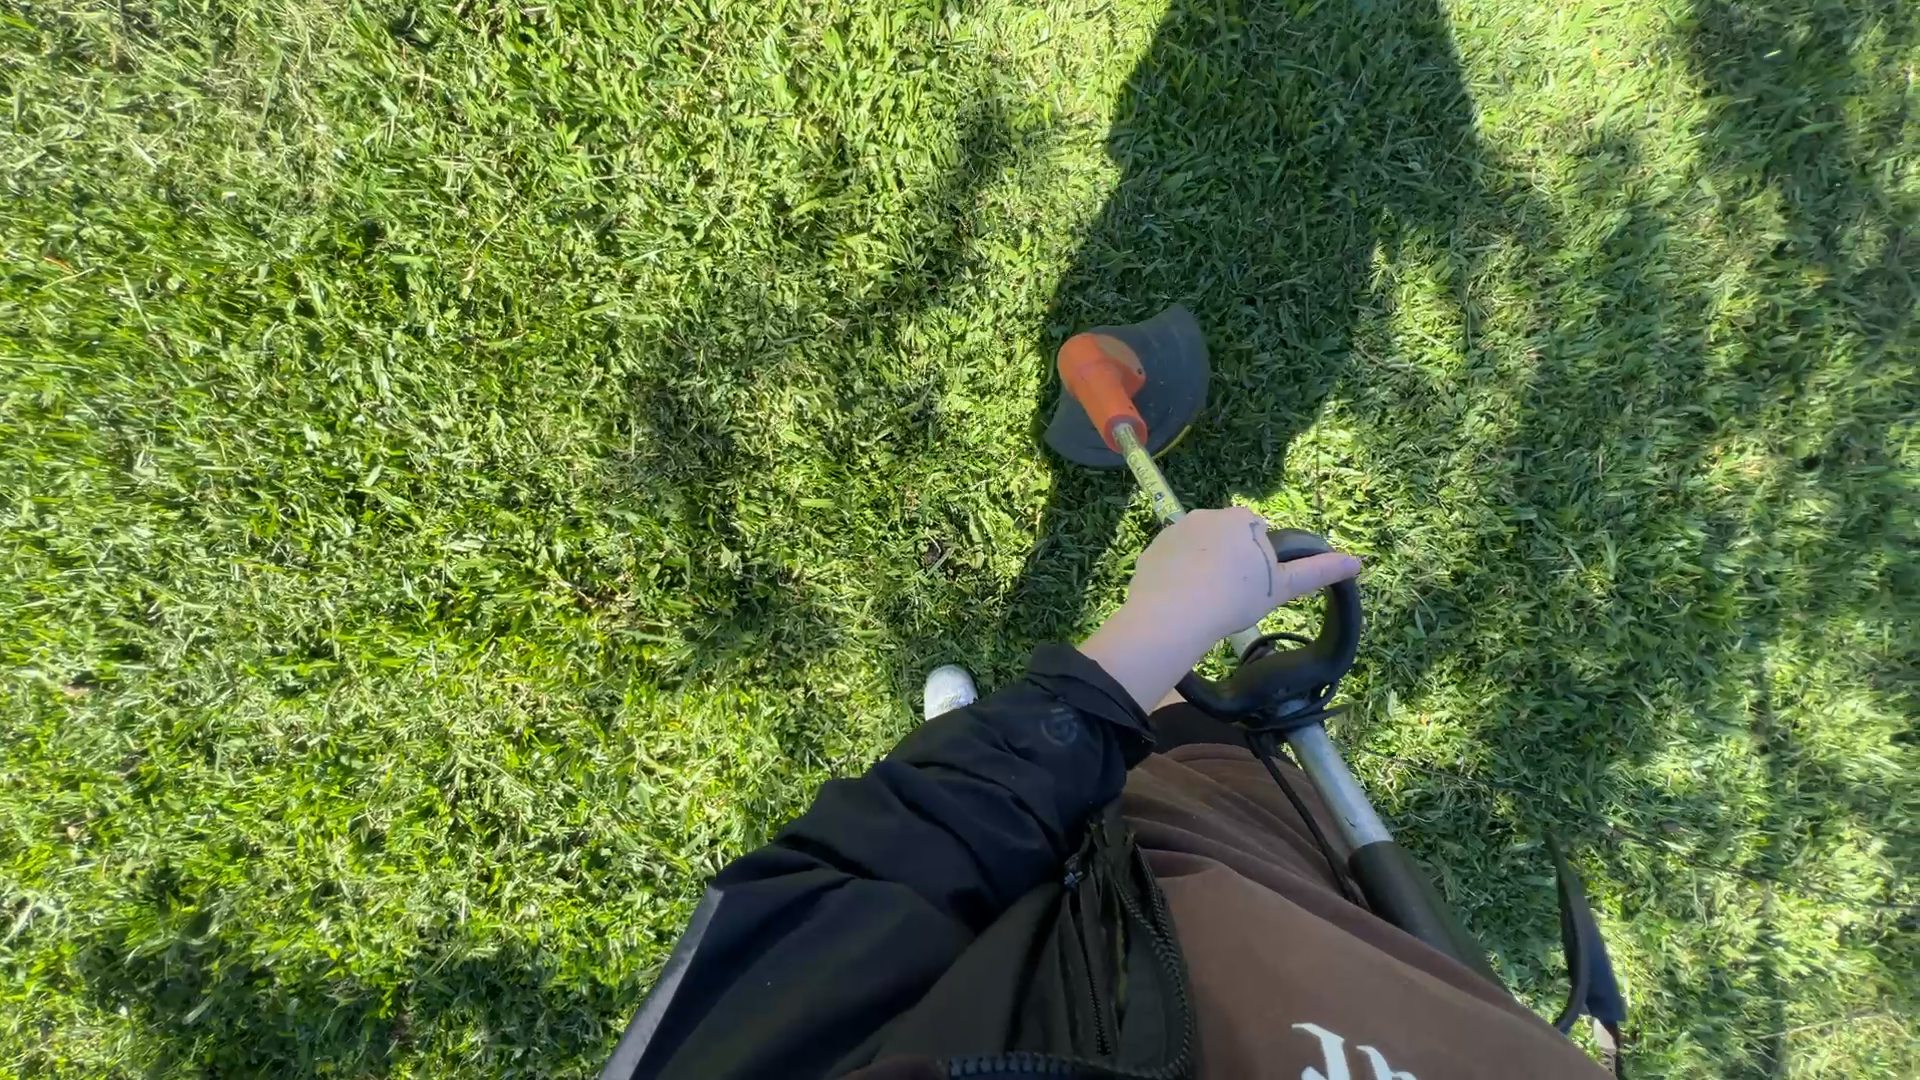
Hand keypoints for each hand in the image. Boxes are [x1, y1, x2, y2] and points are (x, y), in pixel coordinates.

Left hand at [1126, 507, 1362, 650]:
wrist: (1176, 612)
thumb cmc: (1236, 597)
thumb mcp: (1281, 586)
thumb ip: (1317, 572)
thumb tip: (1357, 562)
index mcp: (1240, 517)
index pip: (1255, 532)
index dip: (1256, 560)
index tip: (1252, 584)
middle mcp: (1206, 515)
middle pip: (1224, 537)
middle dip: (1229, 559)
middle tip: (1230, 594)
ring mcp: (1174, 531)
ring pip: (1196, 549)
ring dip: (1202, 566)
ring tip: (1205, 599)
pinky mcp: (1151, 549)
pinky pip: (1170, 561)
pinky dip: (1176, 575)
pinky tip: (1180, 599)